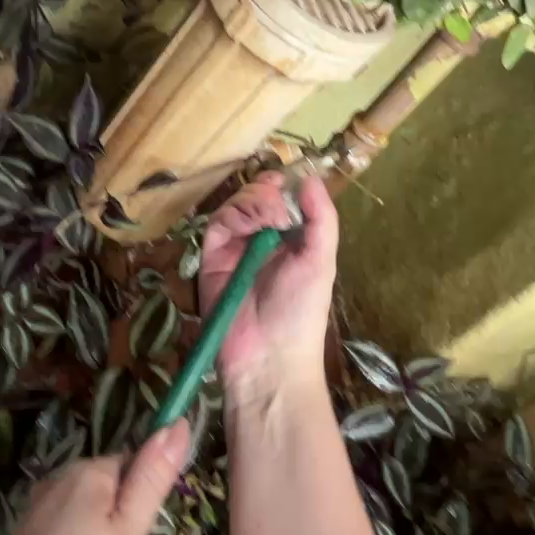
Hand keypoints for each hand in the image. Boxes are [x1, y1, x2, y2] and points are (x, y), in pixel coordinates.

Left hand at [13, 421, 190, 534]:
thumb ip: (152, 477)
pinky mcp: (25, 523)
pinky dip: (70, 530)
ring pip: (80, 501)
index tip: (140, 524)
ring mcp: (39, 498)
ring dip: (92, 522)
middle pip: (105, 482)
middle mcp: (62, 472)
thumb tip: (179, 422)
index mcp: (90, 468)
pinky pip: (60, 516)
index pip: (130, 463)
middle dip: (115, 509)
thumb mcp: (130, 527)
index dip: (140, 494)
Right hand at [197, 172, 338, 393]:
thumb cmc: (301, 312)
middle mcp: (262, 237)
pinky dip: (234, 214)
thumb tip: (310, 176)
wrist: (268, 357)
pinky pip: (219, 220)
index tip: (291, 182)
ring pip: (238, 200)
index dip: (286, 183)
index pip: (285, 195)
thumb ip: (321, 218)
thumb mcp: (321, 261)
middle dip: (269, 191)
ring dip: (254, 200)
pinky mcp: (212, 254)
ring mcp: (236, 244)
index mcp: (291, 237)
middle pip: (259, 191)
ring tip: (269, 220)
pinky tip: (249, 226)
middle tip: (280, 211)